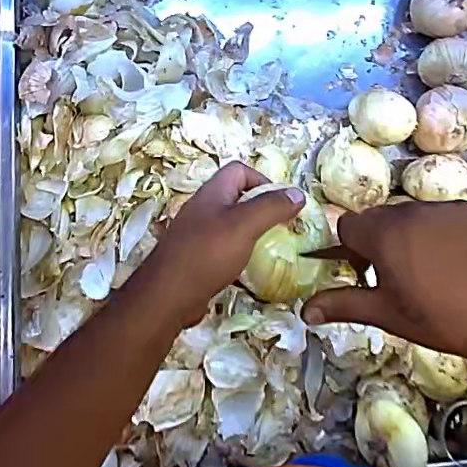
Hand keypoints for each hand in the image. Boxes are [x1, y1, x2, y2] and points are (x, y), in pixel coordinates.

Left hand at [127, 161, 303, 325]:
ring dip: (251, 233)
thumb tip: (298, 193)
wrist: (168, 295)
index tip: (280, 203)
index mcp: (213, 192)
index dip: (263, 180)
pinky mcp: (196, 258)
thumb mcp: (245, 225)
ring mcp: (197, 233)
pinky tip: (248, 270)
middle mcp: (203, 208)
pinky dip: (239, 254)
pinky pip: (223, 248)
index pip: (240, 170)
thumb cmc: (207, 253)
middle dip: (261, 208)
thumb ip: (271, 207)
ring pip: (231, 224)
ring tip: (269, 248)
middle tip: (280, 227)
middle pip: (237, 197)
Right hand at [302, 200, 466, 364]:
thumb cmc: (442, 319)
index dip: (351, 249)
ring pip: (408, 215)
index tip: (366, 273)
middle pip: (377, 218)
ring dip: (407, 235)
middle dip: (378, 241)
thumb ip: (343, 304)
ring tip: (428, 271)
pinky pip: (438, 214)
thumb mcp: (387, 314)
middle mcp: (407, 211)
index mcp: (382, 234)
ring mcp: (440, 208)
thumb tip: (304, 311)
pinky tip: (454, 261)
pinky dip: (436, 231)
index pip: (347, 226)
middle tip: (396, 276)